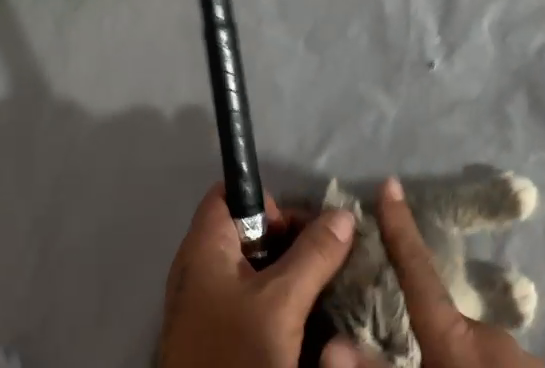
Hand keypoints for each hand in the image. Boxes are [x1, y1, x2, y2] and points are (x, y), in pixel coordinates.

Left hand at [158, 184, 357, 367]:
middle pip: (248, 231)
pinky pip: (250, 299)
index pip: (231, 194)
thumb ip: (314, 254)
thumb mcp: (282, 301)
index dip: (268, 201)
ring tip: (323, 289)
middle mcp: (200, 266)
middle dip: (291, 240)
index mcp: (204, 245)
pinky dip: (278, 300)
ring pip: (254, 268)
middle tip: (325, 261)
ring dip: (290, 273)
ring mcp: (207, 302)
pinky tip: (304, 319)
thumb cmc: (236, 351)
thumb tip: (344, 213)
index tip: (302, 229)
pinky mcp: (217, 332)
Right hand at [322, 178, 544, 367]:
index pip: (418, 274)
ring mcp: (525, 361)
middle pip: (446, 328)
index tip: (390, 184)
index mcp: (456, 341)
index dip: (400, 230)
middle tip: (412, 359)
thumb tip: (334, 347)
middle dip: (429, 343)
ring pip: (477, 356)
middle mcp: (493, 341)